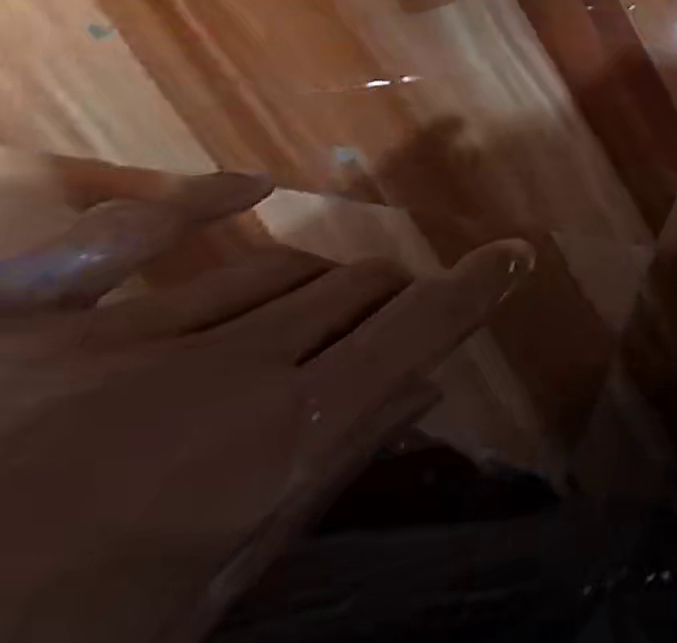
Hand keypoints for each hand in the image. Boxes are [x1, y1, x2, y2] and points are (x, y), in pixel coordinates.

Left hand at [0, 173, 533, 642]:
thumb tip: (425, 389)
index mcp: (274, 437)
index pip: (419, 327)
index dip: (479, 285)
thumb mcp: (214, 582)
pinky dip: (190, 205)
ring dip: (324, 282)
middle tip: (400, 319)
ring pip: (273, 269)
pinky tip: (246, 189)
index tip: (514, 256)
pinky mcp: (10, 322)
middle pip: (356, 289)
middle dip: (397, 296)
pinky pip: (116, 238)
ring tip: (329, 302)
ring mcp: (108, 337)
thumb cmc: (65, 632)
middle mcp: (216, 367)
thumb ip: (328, 473)